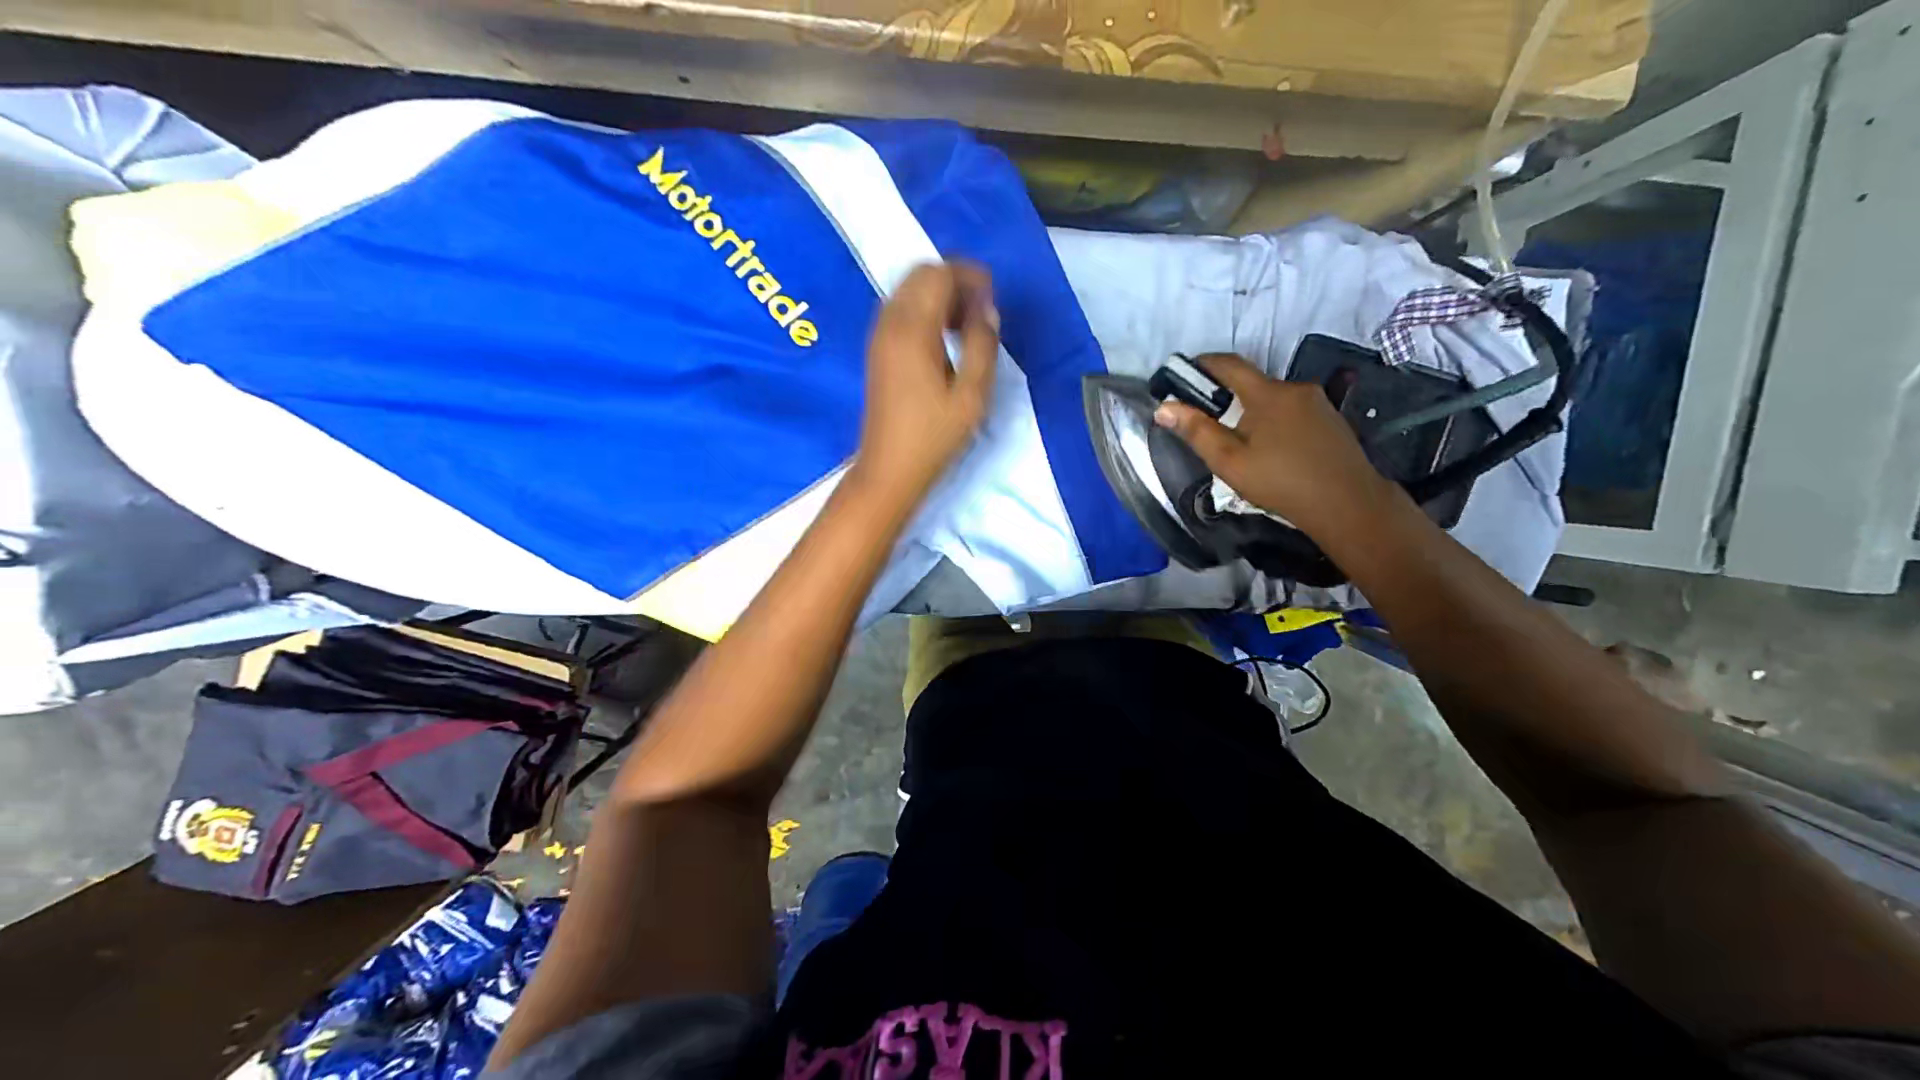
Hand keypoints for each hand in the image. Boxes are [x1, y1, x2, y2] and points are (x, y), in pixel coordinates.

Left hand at [849, 261, 997, 509]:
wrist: (888, 469)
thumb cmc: (933, 437)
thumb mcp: (971, 396)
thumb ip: (983, 346)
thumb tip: (986, 310)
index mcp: (912, 330)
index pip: (939, 274)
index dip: (970, 276)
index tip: (992, 300)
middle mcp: (889, 323)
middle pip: (921, 274)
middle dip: (954, 282)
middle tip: (980, 313)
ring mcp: (879, 336)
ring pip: (909, 290)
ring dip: (939, 296)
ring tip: (966, 328)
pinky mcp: (877, 350)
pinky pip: (901, 310)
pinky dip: (925, 311)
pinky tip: (944, 341)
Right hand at [1152, 352, 1392, 536]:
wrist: (1347, 503)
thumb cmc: (1281, 482)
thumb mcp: (1229, 461)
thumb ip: (1196, 431)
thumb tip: (1164, 407)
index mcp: (1267, 393)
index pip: (1229, 364)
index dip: (1203, 364)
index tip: (1183, 373)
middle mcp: (1295, 388)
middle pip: (1252, 384)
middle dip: (1228, 396)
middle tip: (1210, 423)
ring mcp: (1318, 402)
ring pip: (1274, 400)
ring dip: (1254, 413)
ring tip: (1242, 443)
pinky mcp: (1331, 419)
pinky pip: (1293, 412)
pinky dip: (1275, 422)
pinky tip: (1273, 450)